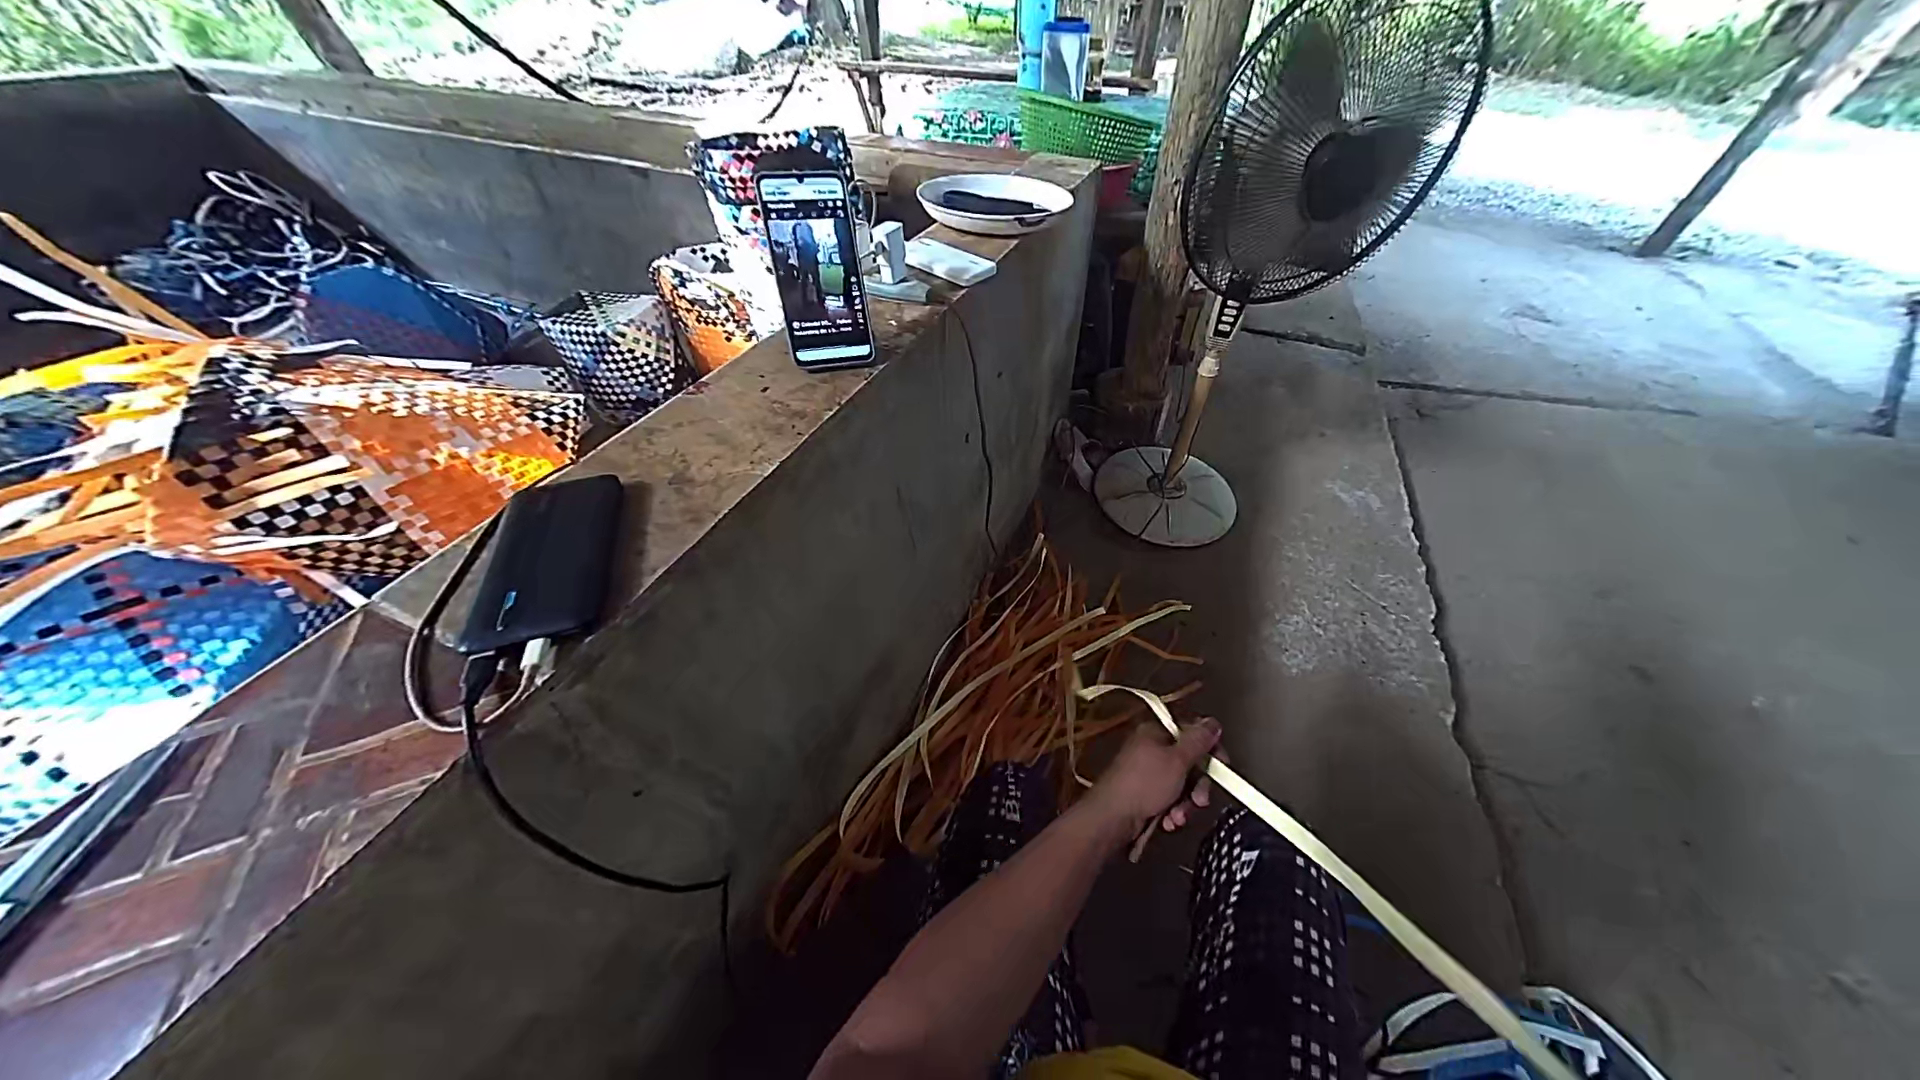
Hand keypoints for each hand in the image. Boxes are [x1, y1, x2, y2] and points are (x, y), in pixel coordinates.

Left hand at [1082, 718, 1221, 861]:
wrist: (1113, 817)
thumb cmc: (1144, 784)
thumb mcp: (1177, 760)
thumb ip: (1198, 741)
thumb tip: (1213, 723)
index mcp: (1156, 732)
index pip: (1192, 733)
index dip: (1211, 750)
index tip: (1222, 767)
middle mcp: (1151, 748)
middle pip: (1190, 762)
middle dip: (1197, 786)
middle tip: (1198, 799)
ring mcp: (1147, 772)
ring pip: (1182, 785)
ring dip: (1185, 803)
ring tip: (1176, 815)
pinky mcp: (1145, 793)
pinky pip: (1170, 799)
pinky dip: (1172, 811)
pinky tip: (1166, 820)